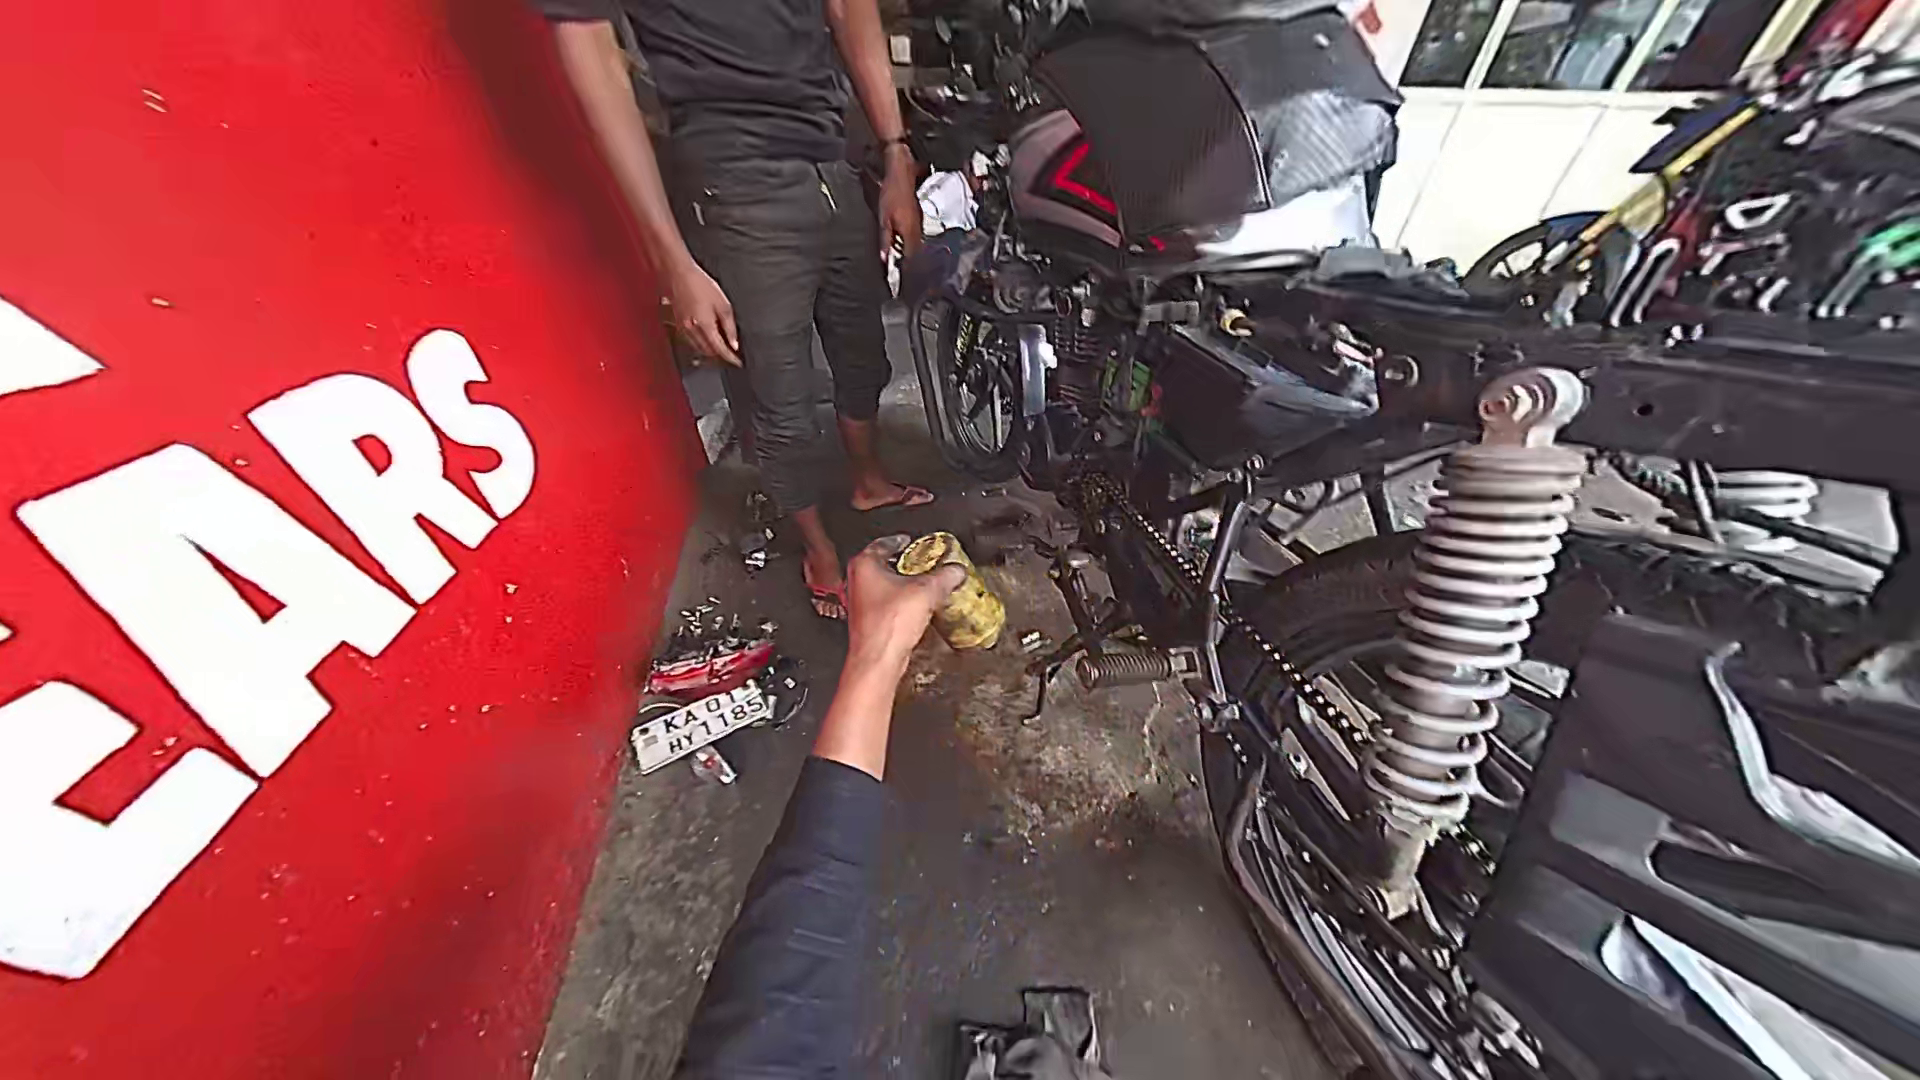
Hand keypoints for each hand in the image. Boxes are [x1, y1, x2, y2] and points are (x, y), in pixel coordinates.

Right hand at [665, 257, 739, 365]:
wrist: (678, 273)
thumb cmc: (700, 284)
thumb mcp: (723, 305)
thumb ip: (730, 327)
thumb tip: (734, 344)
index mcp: (705, 326)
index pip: (720, 350)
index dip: (730, 358)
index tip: (738, 362)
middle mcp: (692, 331)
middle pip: (709, 352)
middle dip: (721, 356)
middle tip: (731, 356)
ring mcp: (683, 328)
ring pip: (698, 349)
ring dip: (710, 352)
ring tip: (720, 350)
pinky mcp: (678, 324)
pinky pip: (691, 342)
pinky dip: (700, 345)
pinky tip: (706, 341)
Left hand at [845, 534, 965, 669]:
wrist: (878, 660)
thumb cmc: (889, 624)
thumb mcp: (926, 591)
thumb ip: (944, 576)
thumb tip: (956, 570)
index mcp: (864, 564)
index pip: (885, 543)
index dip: (902, 541)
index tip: (912, 541)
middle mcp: (857, 581)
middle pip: (885, 563)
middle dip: (906, 564)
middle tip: (924, 562)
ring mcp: (861, 602)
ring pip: (885, 584)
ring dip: (905, 584)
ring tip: (925, 584)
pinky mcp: (869, 620)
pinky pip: (887, 603)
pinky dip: (902, 601)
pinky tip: (917, 607)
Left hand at [877, 148, 922, 264]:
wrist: (902, 172)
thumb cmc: (891, 194)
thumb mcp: (884, 218)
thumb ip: (885, 240)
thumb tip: (885, 259)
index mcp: (910, 233)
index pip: (910, 259)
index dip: (906, 270)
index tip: (901, 280)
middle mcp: (917, 231)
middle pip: (914, 254)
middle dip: (908, 265)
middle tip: (902, 275)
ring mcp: (919, 224)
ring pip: (916, 246)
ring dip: (909, 255)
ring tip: (902, 263)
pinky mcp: (918, 218)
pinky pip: (915, 237)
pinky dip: (909, 244)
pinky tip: (902, 245)